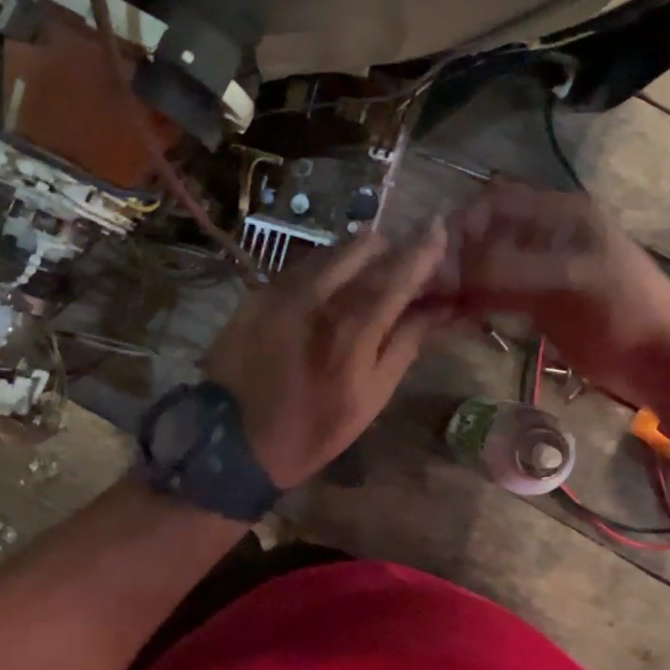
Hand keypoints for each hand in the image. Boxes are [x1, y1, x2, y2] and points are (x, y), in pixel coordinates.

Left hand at [206, 224, 449, 487]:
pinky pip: (301, 266)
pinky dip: (325, 268)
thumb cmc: (311, 431)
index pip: (394, 276)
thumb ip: (403, 346)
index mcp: (351, 333)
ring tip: (369, 271)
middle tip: (403, 261)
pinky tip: (330, 285)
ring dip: (356, 255)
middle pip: (362, 249)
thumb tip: (436, 310)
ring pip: (330, 252)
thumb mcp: (369, 400)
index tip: (439, 228)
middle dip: (389, 248)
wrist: (229, 441)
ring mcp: (281, 292)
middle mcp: (315, 300)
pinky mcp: (257, 294)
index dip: (421, 250)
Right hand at [439, 185, 669, 400]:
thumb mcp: (565, 283)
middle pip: (485, 233)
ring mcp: (541, 269)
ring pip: (485, 265)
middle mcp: (546, 233)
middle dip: (453, 255)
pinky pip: (494, 292)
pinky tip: (450, 315)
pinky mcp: (538, 302)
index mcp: (560, 213)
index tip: (428, 256)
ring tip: (429, 302)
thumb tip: (438, 272)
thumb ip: (502, 272)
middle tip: (421, 284)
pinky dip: (471, 301)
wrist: (661, 362)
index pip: (493, 202)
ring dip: (458, 280)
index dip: (459, 224)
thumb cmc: (623, 311)